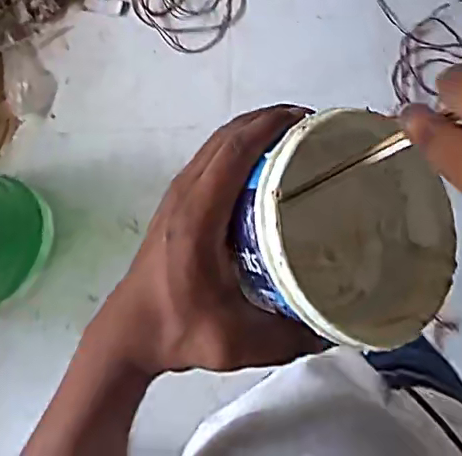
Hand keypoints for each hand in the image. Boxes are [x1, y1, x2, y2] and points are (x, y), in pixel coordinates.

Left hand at [87, 106, 325, 377]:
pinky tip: (262, 156)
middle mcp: (186, 192)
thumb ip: (287, 337)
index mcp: (198, 215)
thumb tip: (332, 328)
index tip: (304, 120)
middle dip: (268, 119)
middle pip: (228, 135)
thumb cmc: (178, 329)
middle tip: (308, 123)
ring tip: (291, 132)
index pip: (235, 151)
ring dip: (253, 126)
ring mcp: (179, 190)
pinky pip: (212, 152)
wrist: (130, 329)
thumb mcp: (236, 343)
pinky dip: (239, 141)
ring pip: (218, 139)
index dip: (269, 126)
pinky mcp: (178, 196)